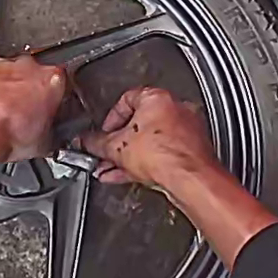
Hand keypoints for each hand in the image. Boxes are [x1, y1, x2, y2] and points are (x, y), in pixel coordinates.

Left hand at [0, 57, 66, 184]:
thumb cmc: (12, 135)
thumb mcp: (47, 141)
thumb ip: (55, 129)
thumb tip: (54, 135)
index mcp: (53, 80)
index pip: (64, 82)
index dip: (58, 96)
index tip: (52, 106)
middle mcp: (30, 67)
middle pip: (38, 74)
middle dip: (34, 89)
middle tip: (29, 110)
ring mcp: (7, 67)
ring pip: (15, 74)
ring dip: (13, 87)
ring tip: (8, 110)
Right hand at [80, 86, 277, 267]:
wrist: (190, 179)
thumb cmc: (163, 155)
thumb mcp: (115, 147)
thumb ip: (96, 143)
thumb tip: (86, 142)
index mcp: (157, 98)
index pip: (127, 99)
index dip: (111, 118)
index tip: (104, 132)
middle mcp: (176, 110)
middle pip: (139, 123)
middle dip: (120, 142)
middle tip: (107, 152)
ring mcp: (186, 132)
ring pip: (151, 141)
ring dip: (130, 155)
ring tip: (114, 168)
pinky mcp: (191, 152)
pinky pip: (162, 155)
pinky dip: (145, 163)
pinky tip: (129, 175)